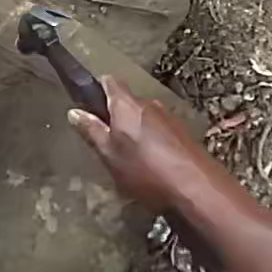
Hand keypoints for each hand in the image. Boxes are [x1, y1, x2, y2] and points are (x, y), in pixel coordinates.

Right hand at [66, 76, 230, 212]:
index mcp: (127, 104)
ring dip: (136, 132)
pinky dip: (152, 143)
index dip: (98, 89)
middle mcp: (149, 104)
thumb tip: (74, 112)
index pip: (110, 81)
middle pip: (127, 102)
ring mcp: (170, 118)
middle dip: (116, 117)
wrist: (197, 189)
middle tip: (106, 144)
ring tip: (130, 160)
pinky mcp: (184, 134)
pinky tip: (152, 167)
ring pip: (144, 118)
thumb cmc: (145, 170)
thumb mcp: (109, 154)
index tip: (89, 104)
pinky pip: (160, 131)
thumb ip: (91, 131)